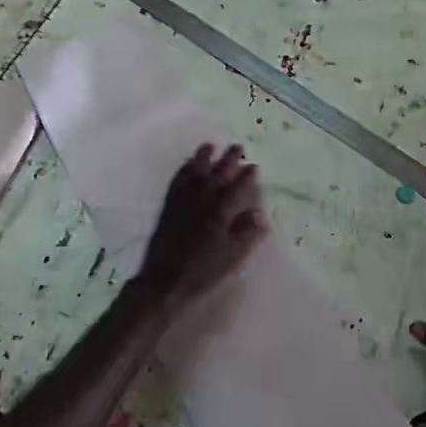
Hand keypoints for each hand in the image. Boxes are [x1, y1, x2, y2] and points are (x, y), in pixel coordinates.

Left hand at [133, 144, 268, 304]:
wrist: (165, 281)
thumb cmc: (204, 272)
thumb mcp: (233, 258)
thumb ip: (248, 234)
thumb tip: (260, 215)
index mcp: (221, 212)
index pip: (238, 188)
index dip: (248, 177)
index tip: (254, 167)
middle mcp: (202, 200)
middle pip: (218, 174)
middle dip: (229, 160)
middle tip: (238, 147)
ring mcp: (183, 201)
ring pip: (195, 172)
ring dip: (204, 158)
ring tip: (211, 146)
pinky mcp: (168, 206)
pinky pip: (177, 181)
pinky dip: (184, 170)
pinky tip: (187, 166)